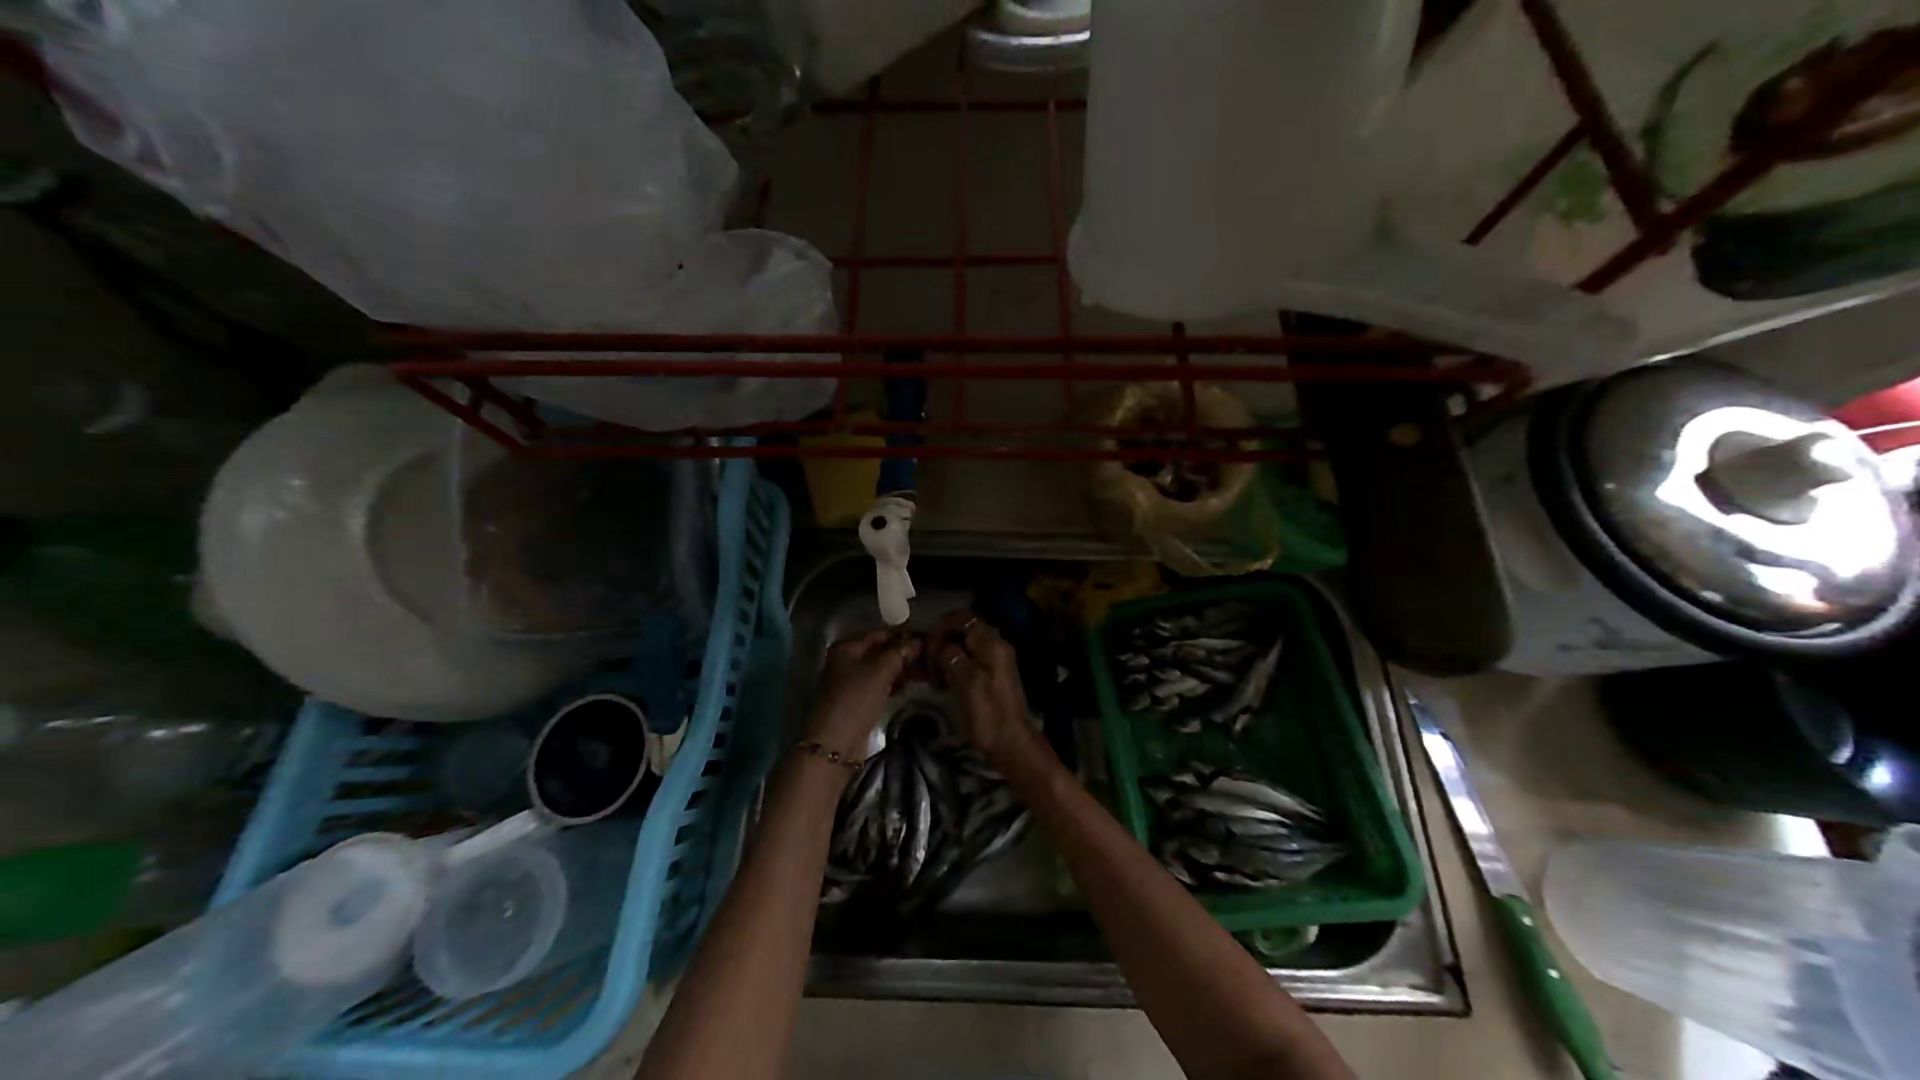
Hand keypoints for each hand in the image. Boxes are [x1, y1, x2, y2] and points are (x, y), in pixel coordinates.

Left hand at [806, 629, 921, 760]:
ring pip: (883, 669)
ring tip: (929, 669)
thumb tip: (918, 640)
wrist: (837, 743)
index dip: (903, 634)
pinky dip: (896, 683)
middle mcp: (848, 661)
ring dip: (903, 669)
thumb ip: (899, 653)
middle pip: (881, 651)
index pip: (879, 633)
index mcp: (847, 648)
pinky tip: (913, 684)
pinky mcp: (860, 700)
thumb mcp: (879, 672)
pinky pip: (882, 685)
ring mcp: (853, 682)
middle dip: (905, 653)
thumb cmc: (856, 700)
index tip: (927, 637)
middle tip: (931, 655)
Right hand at [930, 611, 1040, 767]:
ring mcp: (996, 660)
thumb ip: (953, 657)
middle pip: (965, 629)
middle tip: (926, 655)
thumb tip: (937, 644)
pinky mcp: (992, 674)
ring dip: (948, 650)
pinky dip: (955, 661)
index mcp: (992, 645)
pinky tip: (944, 677)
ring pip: (967, 643)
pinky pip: (970, 657)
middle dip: (943, 637)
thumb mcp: (968, 682)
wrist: (1011, 742)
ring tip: (932, 667)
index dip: (942, 625)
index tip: (925, 641)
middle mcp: (996, 646)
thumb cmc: (989, 714)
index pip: (964, 618)